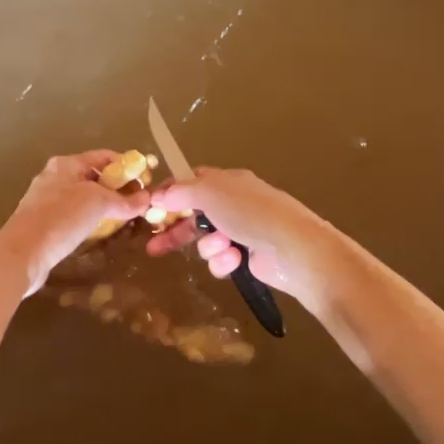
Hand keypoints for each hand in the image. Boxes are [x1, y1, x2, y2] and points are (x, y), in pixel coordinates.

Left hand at [0, 150, 150, 296]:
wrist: (21, 253)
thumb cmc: (61, 219)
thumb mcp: (98, 204)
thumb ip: (124, 201)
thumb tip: (146, 198)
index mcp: (66, 164)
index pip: (103, 156)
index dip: (126, 165)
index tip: (146, 180)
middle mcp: (55, 176)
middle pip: (94, 176)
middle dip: (117, 188)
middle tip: (138, 203)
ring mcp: (47, 199)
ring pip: (84, 197)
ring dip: (105, 205)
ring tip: (124, 218)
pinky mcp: (44, 221)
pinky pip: (74, 214)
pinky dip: (90, 219)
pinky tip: (100, 231)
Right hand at [146, 168, 357, 313]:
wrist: (292, 249)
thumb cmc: (250, 212)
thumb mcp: (210, 193)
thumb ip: (181, 192)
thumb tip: (158, 195)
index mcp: (228, 182)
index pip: (192, 182)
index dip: (171, 193)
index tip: (150, 208)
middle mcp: (234, 204)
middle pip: (195, 215)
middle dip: (176, 230)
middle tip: (153, 245)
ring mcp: (241, 231)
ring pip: (206, 241)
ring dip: (209, 247)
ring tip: (222, 248)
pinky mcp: (246, 257)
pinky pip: (221, 260)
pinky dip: (224, 261)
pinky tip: (234, 261)